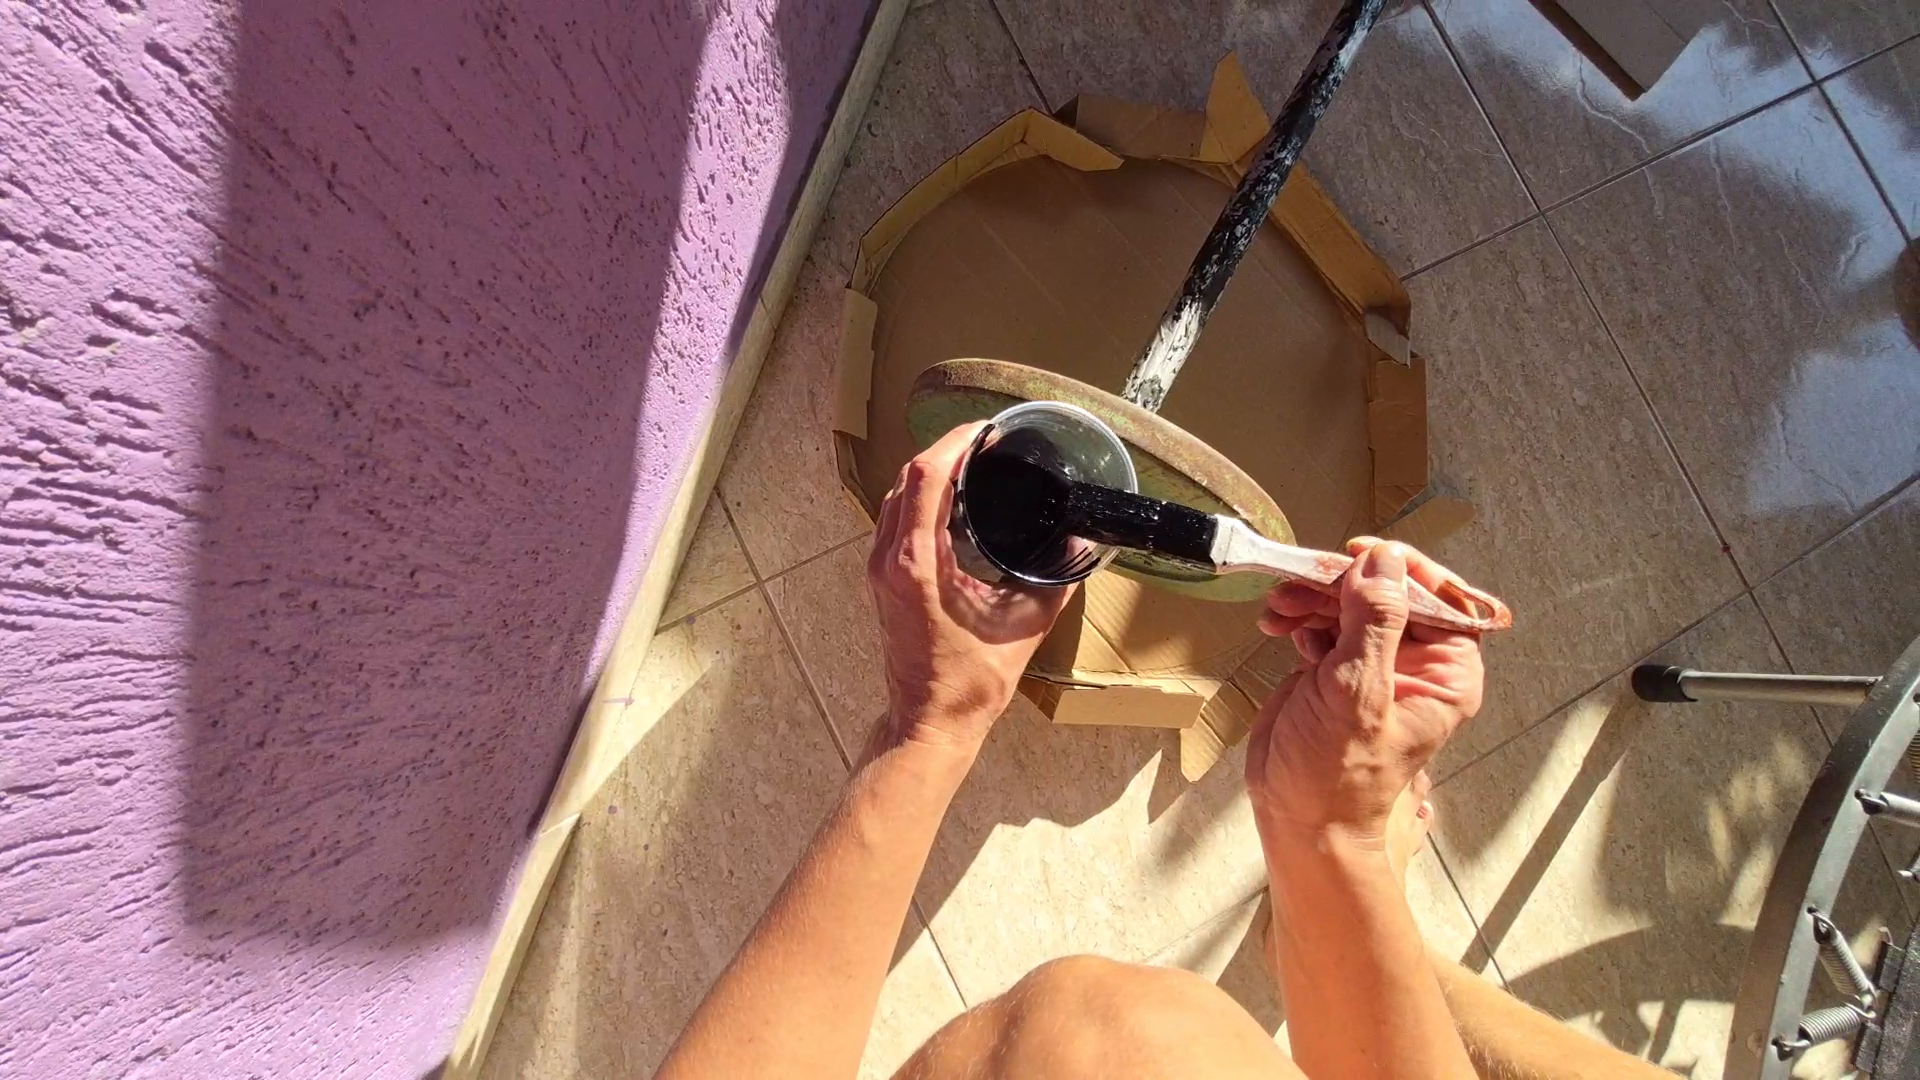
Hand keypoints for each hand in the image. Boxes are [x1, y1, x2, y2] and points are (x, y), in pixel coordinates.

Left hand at [864, 423, 1074, 756]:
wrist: (928, 719)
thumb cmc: (971, 681)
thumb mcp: (1025, 625)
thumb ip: (1057, 578)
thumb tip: (1082, 541)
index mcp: (917, 563)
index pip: (926, 476)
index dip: (955, 443)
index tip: (988, 432)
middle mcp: (889, 557)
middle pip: (907, 476)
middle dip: (946, 451)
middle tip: (988, 444)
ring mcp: (878, 566)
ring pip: (896, 494)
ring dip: (932, 472)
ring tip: (974, 464)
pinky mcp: (880, 576)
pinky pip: (895, 517)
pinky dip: (921, 497)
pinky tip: (954, 499)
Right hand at [1245, 538, 1484, 848]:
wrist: (1299, 817)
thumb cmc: (1338, 772)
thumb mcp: (1356, 695)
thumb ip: (1372, 624)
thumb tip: (1382, 560)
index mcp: (1443, 671)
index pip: (1441, 599)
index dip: (1403, 569)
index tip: (1360, 554)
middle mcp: (1411, 663)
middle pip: (1383, 595)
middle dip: (1338, 585)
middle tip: (1296, 584)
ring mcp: (1367, 665)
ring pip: (1345, 605)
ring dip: (1309, 599)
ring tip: (1277, 610)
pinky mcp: (1330, 671)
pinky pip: (1319, 624)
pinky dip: (1296, 618)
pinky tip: (1276, 627)